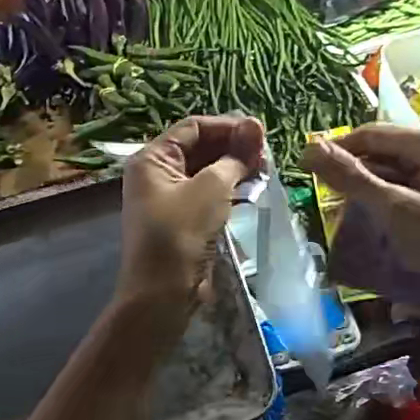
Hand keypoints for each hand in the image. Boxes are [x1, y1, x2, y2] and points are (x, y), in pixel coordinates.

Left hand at [120, 116, 264, 306]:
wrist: (162, 293)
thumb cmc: (181, 233)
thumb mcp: (210, 188)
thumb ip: (235, 157)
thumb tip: (256, 126)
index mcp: (153, 159)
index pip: (193, 128)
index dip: (228, 127)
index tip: (261, 134)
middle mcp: (157, 175)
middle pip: (200, 149)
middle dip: (234, 148)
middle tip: (267, 155)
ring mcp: (170, 199)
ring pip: (207, 173)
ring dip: (235, 170)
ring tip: (264, 171)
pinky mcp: (184, 221)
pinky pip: (209, 196)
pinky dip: (230, 191)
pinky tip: (252, 192)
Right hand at [303, 125, 419, 299]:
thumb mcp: (398, 211)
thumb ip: (353, 180)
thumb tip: (309, 149)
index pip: (374, 134)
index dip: (338, 148)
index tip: (306, 170)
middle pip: (386, 153)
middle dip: (356, 174)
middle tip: (326, 201)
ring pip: (397, 175)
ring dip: (371, 192)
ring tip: (348, 215)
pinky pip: (411, 193)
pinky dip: (390, 205)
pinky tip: (378, 225)